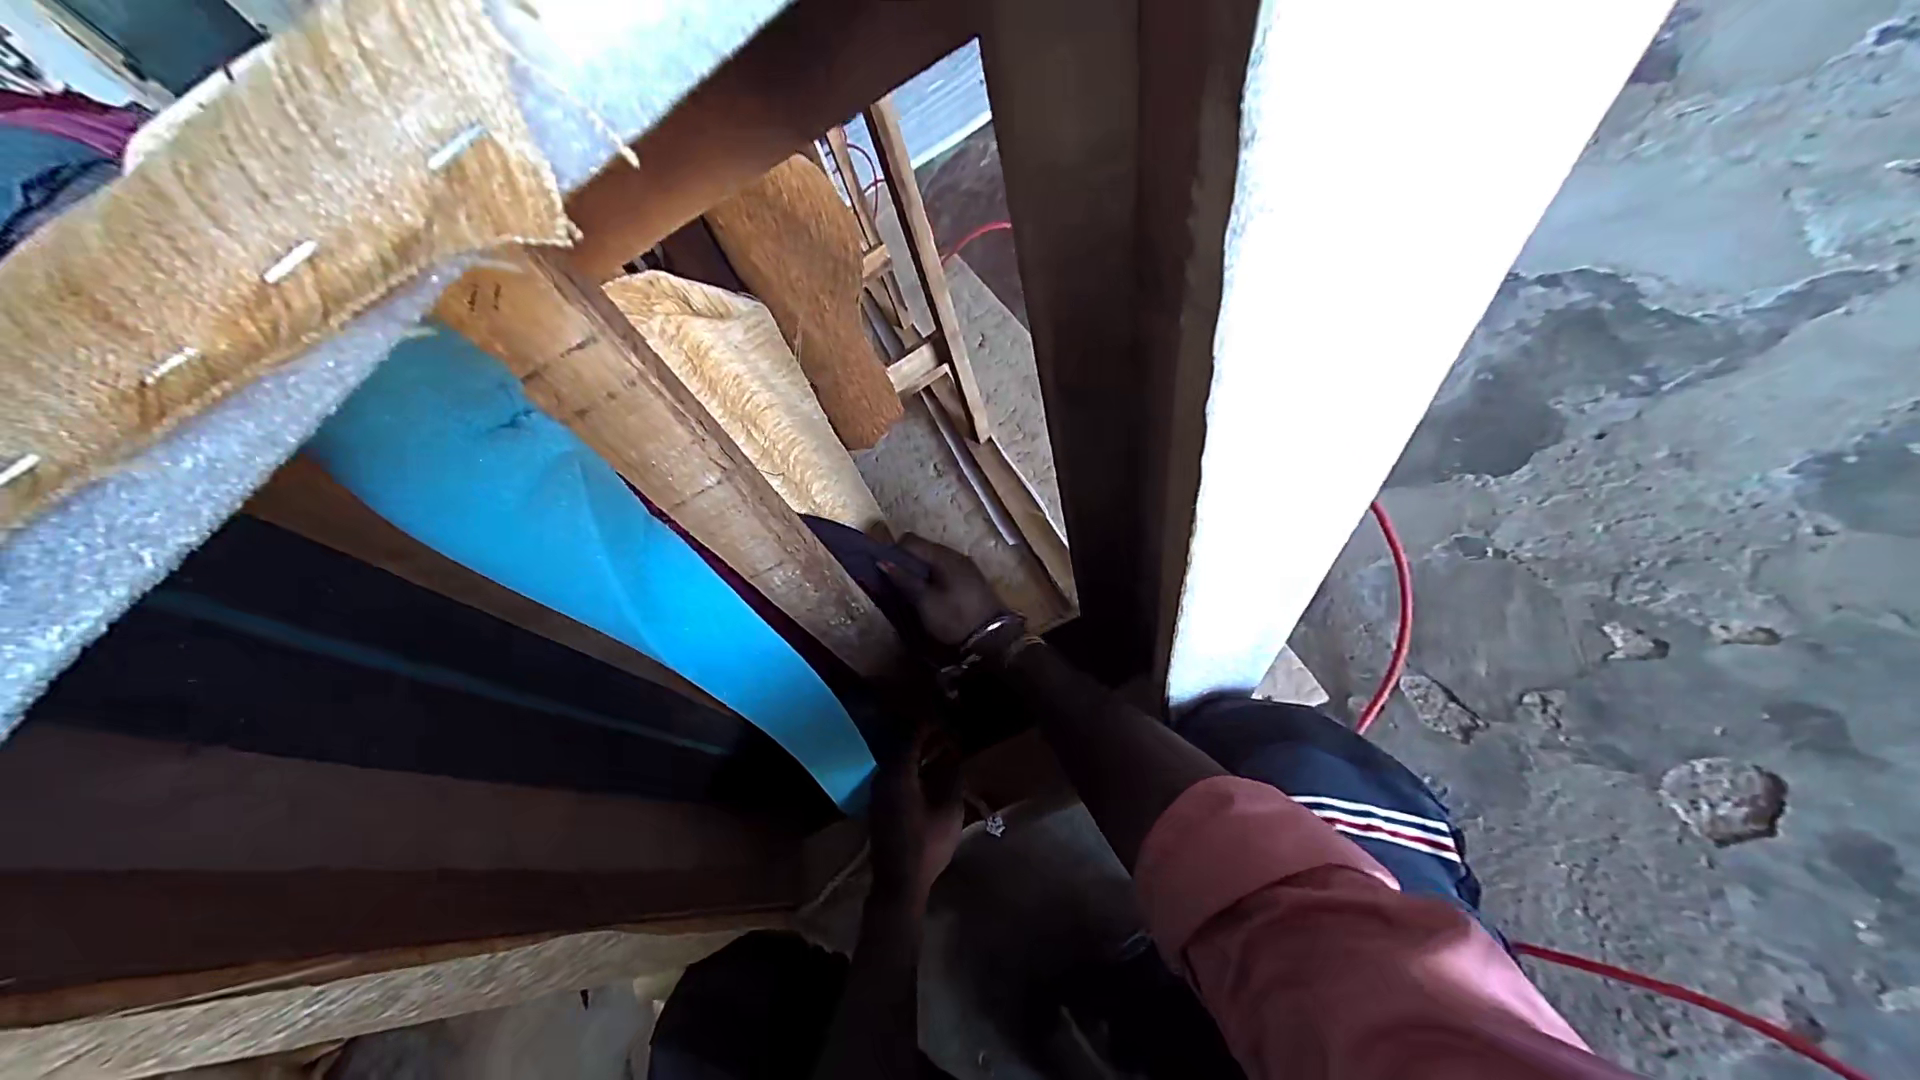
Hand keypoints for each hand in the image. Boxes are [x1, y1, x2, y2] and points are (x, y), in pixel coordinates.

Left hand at [868, 721, 963, 903]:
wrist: (899, 883)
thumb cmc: (927, 845)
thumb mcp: (950, 810)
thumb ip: (954, 778)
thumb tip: (956, 757)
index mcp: (898, 774)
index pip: (912, 739)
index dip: (930, 727)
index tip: (946, 719)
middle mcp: (884, 778)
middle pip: (905, 749)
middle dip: (927, 740)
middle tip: (948, 734)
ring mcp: (879, 794)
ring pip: (901, 764)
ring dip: (921, 757)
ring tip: (944, 752)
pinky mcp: (881, 807)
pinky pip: (898, 778)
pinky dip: (914, 771)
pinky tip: (931, 776)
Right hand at [879, 534, 1013, 648]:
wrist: (993, 638)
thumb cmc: (954, 618)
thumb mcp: (925, 602)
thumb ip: (904, 579)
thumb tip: (881, 561)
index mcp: (943, 556)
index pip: (910, 540)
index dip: (893, 551)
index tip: (884, 570)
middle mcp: (955, 555)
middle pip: (923, 548)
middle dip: (906, 561)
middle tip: (895, 583)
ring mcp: (966, 566)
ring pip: (934, 560)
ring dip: (920, 570)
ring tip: (910, 590)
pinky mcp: (971, 579)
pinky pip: (945, 569)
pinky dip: (933, 576)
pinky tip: (929, 594)